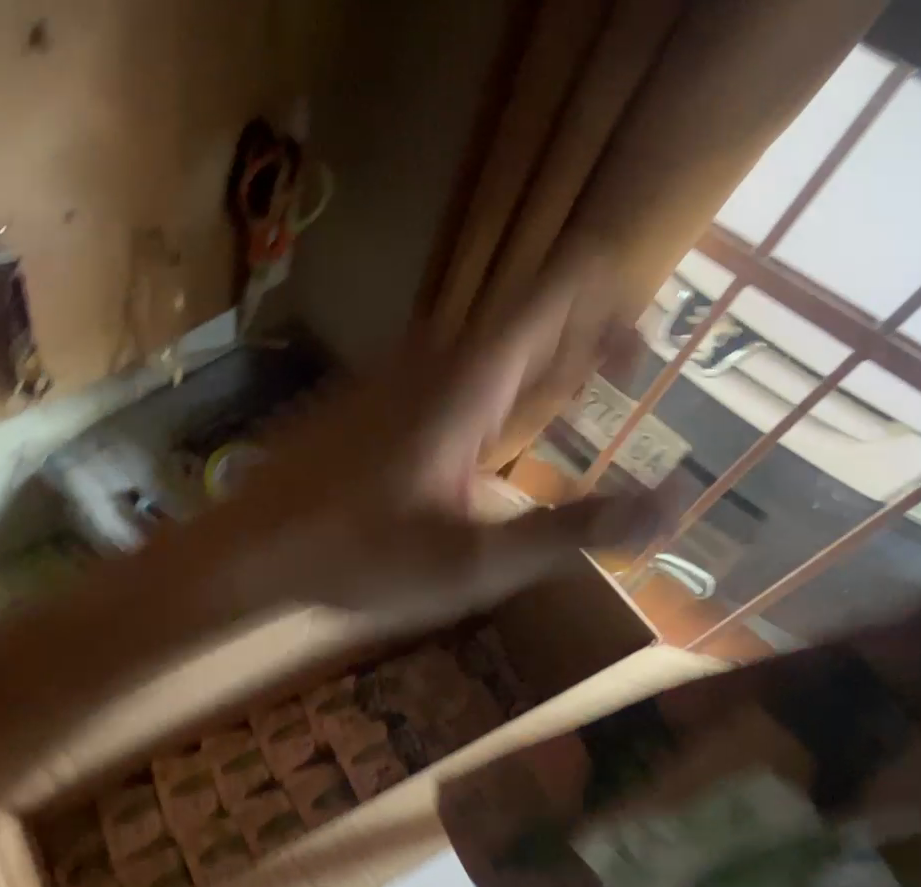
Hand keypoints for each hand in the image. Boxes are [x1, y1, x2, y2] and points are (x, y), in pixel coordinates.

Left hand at [193, 268, 670, 629]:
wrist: (248, 550)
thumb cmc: (357, 555)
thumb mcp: (473, 561)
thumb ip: (571, 530)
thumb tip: (673, 506)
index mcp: (467, 380)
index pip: (556, 290)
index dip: (611, 296)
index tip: (646, 341)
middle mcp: (430, 360)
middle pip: (523, 314)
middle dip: (581, 335)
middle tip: (622, 375)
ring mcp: (389, 376)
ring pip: (480, 344)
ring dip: (532, 361)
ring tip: (568, 402)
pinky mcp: (362, 401)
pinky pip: (440, 370)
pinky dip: (483, 384)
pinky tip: (481, 438)